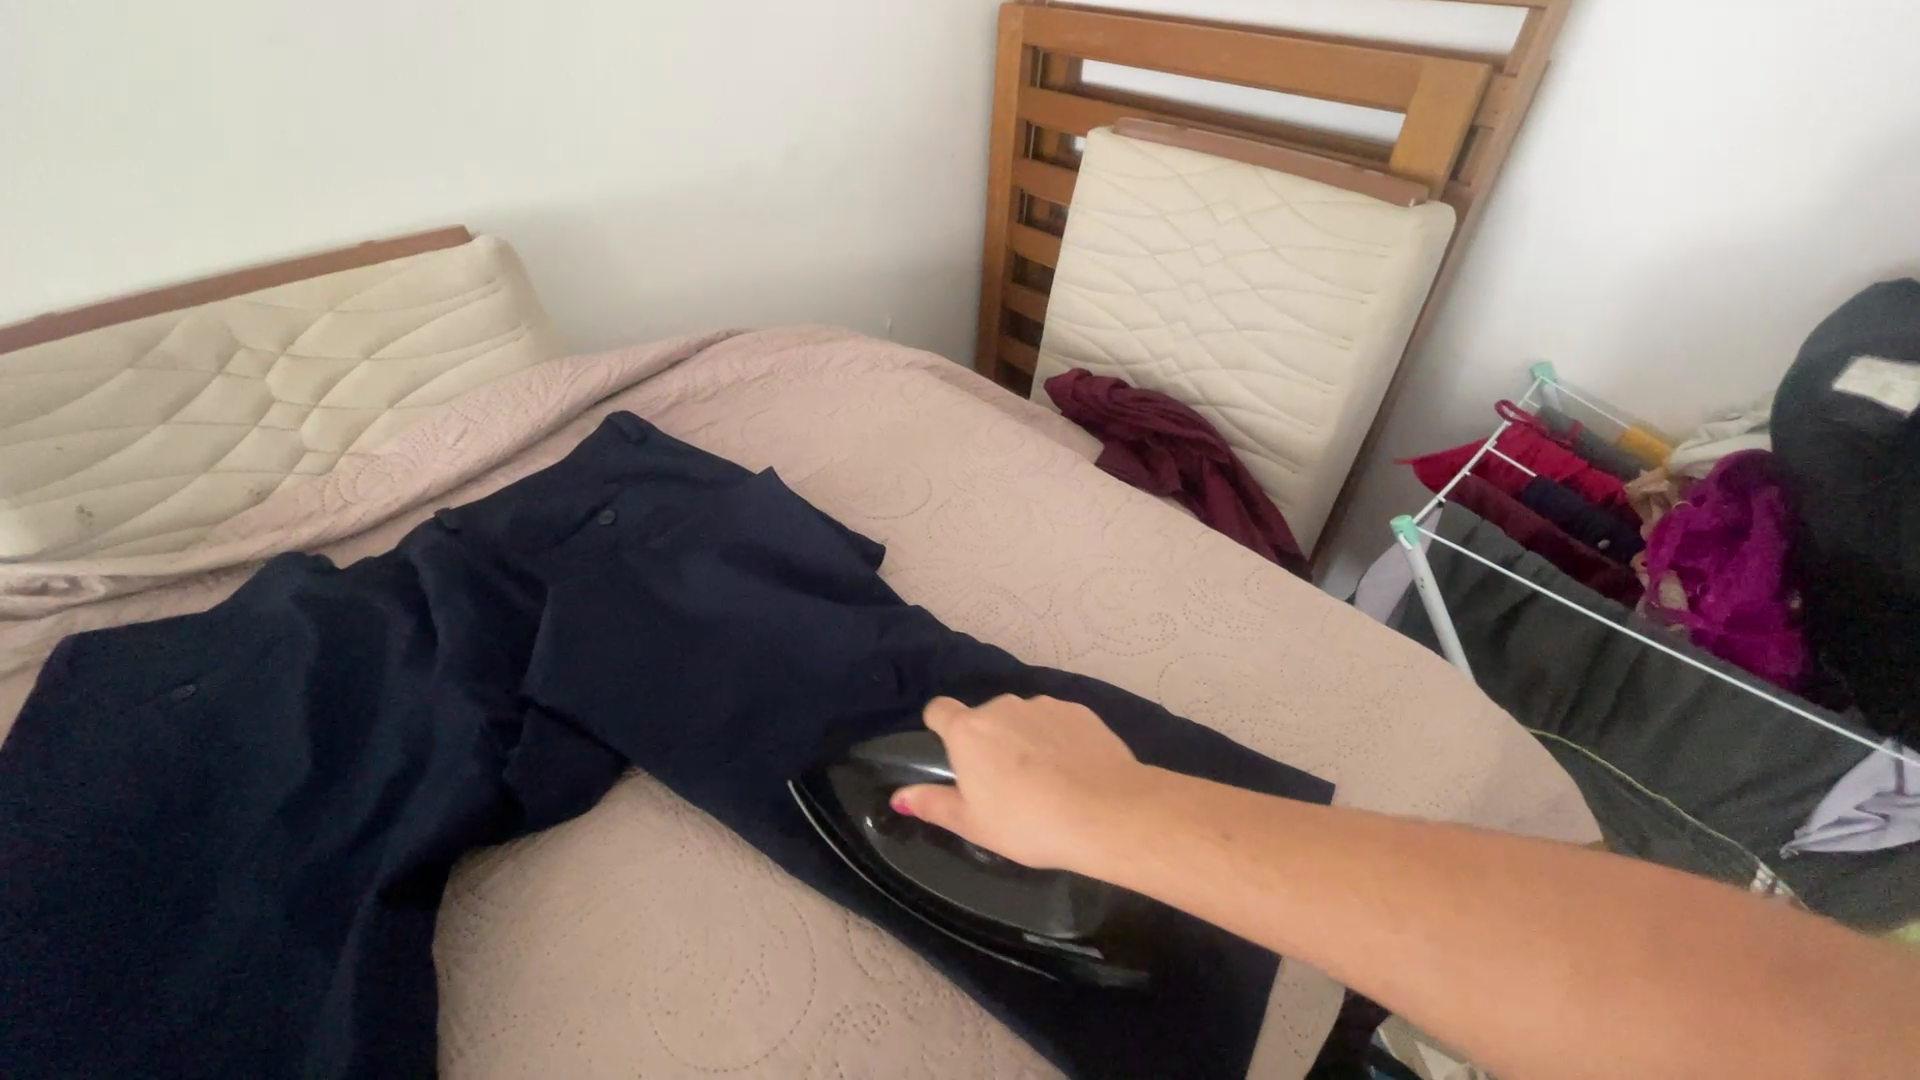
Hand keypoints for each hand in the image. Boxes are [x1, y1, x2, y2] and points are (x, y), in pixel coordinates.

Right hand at [890, 695, 1158, 872]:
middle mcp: (1003, 707)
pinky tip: (1074, 771)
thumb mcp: (973, 824)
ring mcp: (1044, 705)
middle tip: (1006, 785)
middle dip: (990, 742)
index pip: (939, 710)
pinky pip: (1057, 722)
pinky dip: (1059, 740)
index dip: (941, 727)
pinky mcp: (1079, 711)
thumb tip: (899, 796)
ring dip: (1025, 740)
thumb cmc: (1028, 823)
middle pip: (985, 718)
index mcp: (969, 731)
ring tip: (1047, 781)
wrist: (1106, 812)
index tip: (954, 755)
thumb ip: (933, 805)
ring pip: (1023, 719)